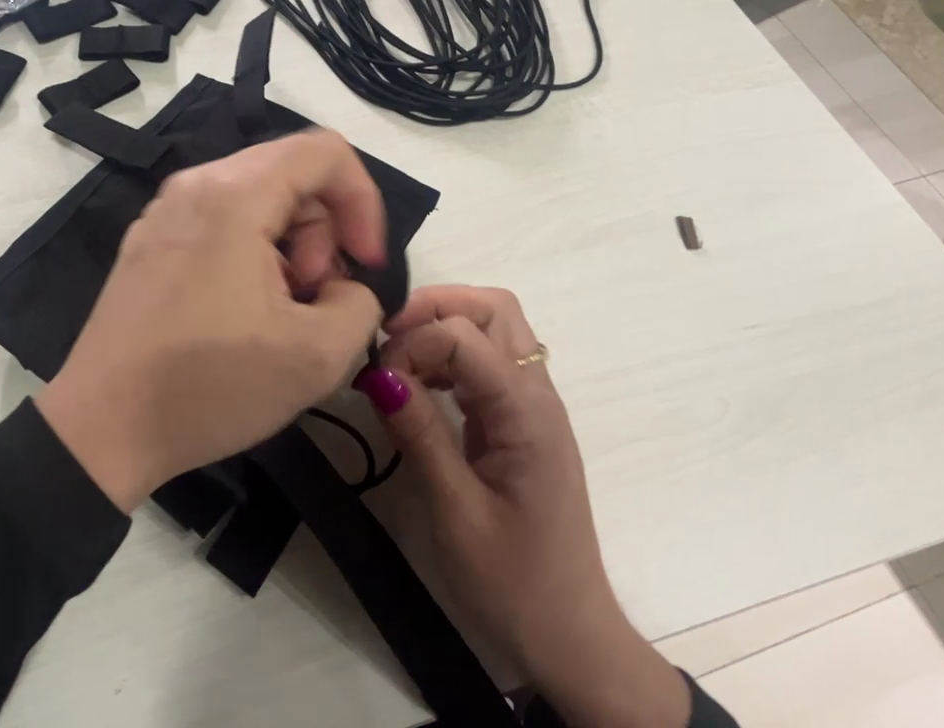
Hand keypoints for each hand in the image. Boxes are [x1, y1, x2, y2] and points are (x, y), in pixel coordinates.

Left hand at [37, 130, 386, 512]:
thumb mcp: (317, 356)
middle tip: (318, 299)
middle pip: (290, 174)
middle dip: (324, 233)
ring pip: (256, 200)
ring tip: (282, 314)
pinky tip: (242, 315)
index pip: (325, 152)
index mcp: (233, 195)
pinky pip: (218, 223)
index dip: (363, 203)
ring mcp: (162, 213)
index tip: (365, 264)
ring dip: (290, 248)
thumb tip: (343, 287)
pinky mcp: (146, 244)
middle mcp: (193, 186)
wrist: (101, 429)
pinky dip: (251, 255)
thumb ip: (360, 303)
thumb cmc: (209, 386)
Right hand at [364, 286, 690, 727]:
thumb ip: (419, 434)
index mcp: (528, 414)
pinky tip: (416, 388)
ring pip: (494, 330)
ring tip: (395, 363)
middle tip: (386, 340)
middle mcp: (537, 396)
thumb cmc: (513, 582)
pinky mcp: (518, 426)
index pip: (468, 336)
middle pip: (494, 309)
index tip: (376, 378)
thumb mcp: (455, 511)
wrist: (567, 635)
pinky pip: (487, 366)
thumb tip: (379, 373)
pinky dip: (448, 360)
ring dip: (442, 329)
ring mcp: (531, 409)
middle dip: (436, 308)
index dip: (416, 341)